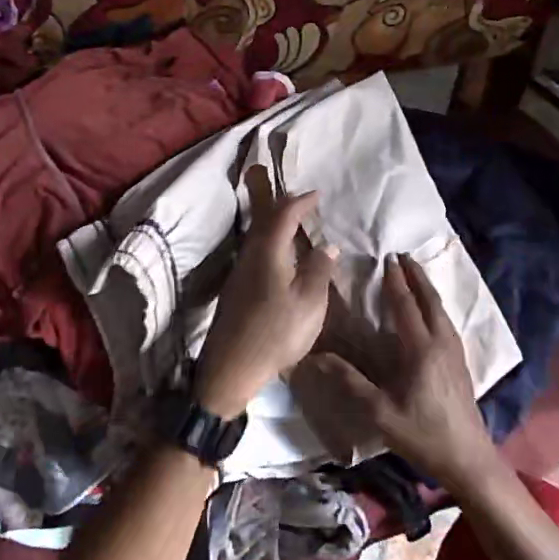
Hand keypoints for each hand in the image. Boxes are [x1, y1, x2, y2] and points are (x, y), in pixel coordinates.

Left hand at [195, 164, 338, 418]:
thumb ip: (319, 271)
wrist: (232, 365)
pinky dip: (269, 242)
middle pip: (264, 221)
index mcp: (267, 252)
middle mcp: (248, 255)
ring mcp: (238, 272)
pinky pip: (254, 251)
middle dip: (284, 207)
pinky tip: (280, 255)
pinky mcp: (235, 288)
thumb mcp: (309, 303)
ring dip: (274, 225)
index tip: (316, 194)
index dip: (299, 202)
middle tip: (304, 202)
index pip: (282, 215)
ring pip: (256, 236)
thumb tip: (326, 246)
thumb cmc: (276, 333)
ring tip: (295, 225)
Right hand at [296, 254, 496, 483]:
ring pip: (441, 312)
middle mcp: (441, 345)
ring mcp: (455, 355)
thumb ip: (350, 381)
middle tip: (404, 256)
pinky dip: (435, 307)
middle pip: (430, 302)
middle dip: (416, 277)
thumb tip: (317, 358)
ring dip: (427, 290)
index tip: (388, 259)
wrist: (468, 460)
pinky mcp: (461, 366)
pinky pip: (446, 324)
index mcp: (421, 351)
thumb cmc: (422, 435)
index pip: (405, 307)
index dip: (395, 283)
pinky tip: (431, 313)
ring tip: (416, 276)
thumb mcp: (379, 412)